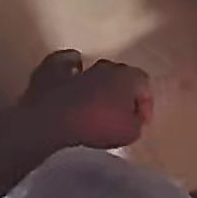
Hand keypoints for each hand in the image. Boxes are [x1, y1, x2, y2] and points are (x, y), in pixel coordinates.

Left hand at [18, 50, 151, 149]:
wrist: (53, 119)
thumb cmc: (96, 125)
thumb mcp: (129, 133)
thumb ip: (136, 123)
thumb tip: (132, 117)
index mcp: (126, 76)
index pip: (143, 84)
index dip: (144, 104)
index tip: (140, 122)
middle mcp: (103, 65)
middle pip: (118, 75)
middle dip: (120, 93)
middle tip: (118, 115)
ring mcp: (77, 64)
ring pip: (92, 70)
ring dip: (95, 84)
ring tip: (93, 104)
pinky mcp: (52, 67)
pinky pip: (65, 64)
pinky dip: (69, 72)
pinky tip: (68, 82)